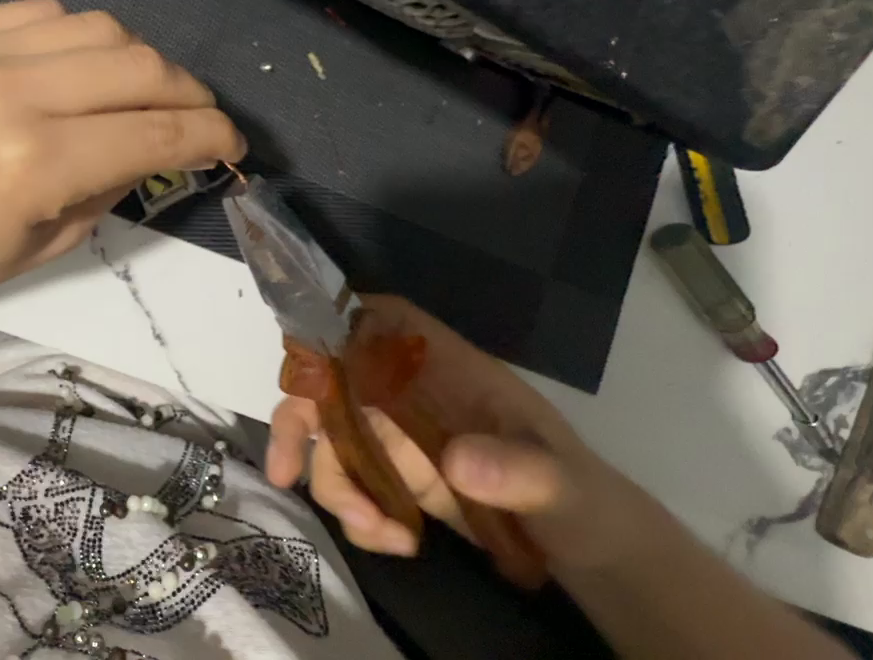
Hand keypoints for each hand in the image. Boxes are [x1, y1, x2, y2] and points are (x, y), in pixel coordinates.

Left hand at [0, 0, 245, 348]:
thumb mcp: (54, 241)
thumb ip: (118, 182)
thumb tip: (165, 141)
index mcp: (34, 165)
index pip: (155, 134)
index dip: (211, 136)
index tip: (232, 144)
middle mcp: (12, 94)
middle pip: (140, 67)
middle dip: (189, 94)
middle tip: (198, 117)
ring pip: (103, 29)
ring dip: (139, 62)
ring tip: (139, 94)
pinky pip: (50, 14)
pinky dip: (82, 40)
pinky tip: (78, 71)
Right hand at [266, 295, 658, 572]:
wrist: (588, 551)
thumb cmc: (583, 497)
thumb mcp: (562, 484)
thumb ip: (520, 470)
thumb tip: (457, 463)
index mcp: (447, 367)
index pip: (383, 321)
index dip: (337, 324)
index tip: (308, 360)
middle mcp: (410, 392)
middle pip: (332, 380)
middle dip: (298, 417)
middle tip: (284, 469)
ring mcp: (398, 435)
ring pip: (331, 438)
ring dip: (333, 483)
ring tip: (374, 530)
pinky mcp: (395, 478)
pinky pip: (350, 483)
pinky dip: (356, 514)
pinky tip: (391, 541)